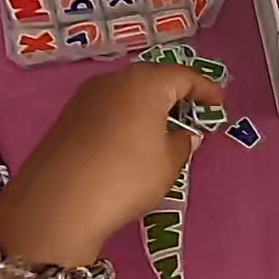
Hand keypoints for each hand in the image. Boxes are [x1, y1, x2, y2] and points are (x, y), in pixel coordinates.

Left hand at [0, 64, 222, 262]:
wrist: (60, 202)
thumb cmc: (127, 176)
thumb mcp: (169, 163)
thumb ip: (182, 144)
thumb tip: (184, 135)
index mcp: (146, 84)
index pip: (184, 76)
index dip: (206, 89)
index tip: (219, 105)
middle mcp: (115, 80)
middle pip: (154, 78)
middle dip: (177, 92)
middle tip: (195, 112)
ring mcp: (87, 96)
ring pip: (130, 90)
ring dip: (152, 103)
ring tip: (168, 126)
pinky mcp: (70, 116)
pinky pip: (111, 106)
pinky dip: (130, 114)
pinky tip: (136, 138)